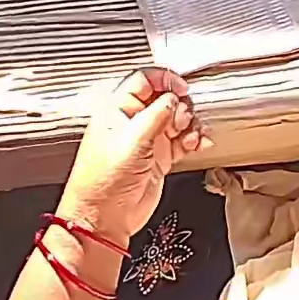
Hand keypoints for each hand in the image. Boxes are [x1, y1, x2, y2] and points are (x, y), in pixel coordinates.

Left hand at [58, 68, 209, 242]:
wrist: (103, 220)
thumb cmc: (102, 184)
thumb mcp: (132, 141)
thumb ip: (157, 115)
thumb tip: (174, 98)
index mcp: (117, 110)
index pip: (144, 80)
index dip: (165, 79)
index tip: (181, 87)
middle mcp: (133, 122)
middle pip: (166, 98)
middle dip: (181, 105)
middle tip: (182, 118)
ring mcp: (148, 140)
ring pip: (178, 118)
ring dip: (190, 124)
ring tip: (189, 135)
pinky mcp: (159, 157)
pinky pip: (183, 140)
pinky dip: (193, 140)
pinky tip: (196, 143)